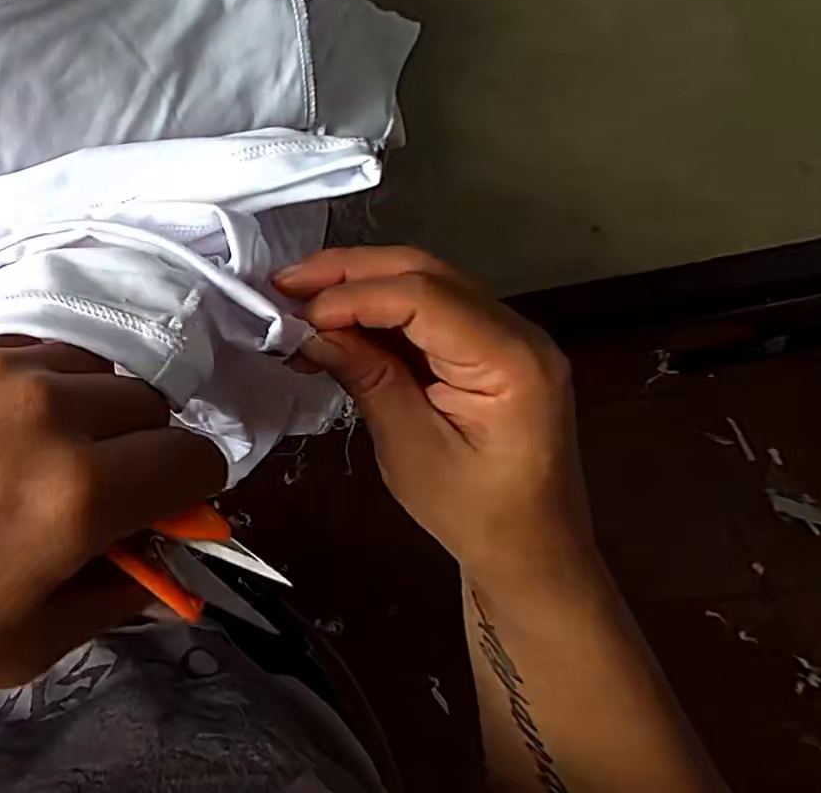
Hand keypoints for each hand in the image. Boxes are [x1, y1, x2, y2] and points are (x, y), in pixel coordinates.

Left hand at [0, 337, 225, 699]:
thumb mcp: (30, 643)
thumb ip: (122, 592)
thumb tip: (168, 555)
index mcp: (80, 494)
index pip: (196, 459)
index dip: (197, 490)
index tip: (171, 506)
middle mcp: (56, 414)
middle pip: (159, 409)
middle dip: (151, 452)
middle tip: (108, 485)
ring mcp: (11, 371)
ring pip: (111, 373)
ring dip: (107, 413)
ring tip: (59, 449)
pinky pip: (55, 354)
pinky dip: (61, 386)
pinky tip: (17, 422)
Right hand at [274, 247, 590, 582]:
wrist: (532, 550)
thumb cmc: (478, 515)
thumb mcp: (412, 450)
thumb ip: (367, 378)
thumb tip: (313, 331)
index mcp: (511, 360)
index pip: (423, 296)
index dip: (354, 296)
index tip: (299, 314)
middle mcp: (516, 330)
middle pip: (423, 271)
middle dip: (349, 271)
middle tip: (288, 283)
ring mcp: (503, 332)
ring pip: (420, 279)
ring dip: (357, 284)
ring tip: (301, 298)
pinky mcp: (483, 343)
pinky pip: (423, 307)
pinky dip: (374, 308)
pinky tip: (336, 321)